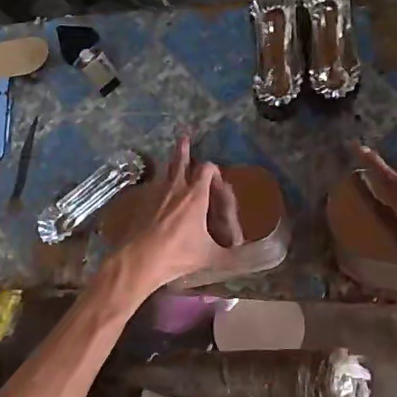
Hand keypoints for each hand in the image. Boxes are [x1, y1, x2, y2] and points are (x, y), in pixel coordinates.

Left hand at [104, 135, 236, 293]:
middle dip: (184, 149)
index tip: (215, 176)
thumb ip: (232, 255)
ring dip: (170, 162)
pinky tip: (156, 189)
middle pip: (180, 161)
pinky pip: (152, 186)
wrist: (140, 259)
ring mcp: (156, 194)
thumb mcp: (210, 256)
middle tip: (184, 137)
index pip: (207, 169)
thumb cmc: (178, 254)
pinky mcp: (142, 203)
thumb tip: (256, 257)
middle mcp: (176, 188)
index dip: (213, 170)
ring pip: (165, 171)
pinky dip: (157, 183)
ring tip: (170, 155)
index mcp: (196, 196)